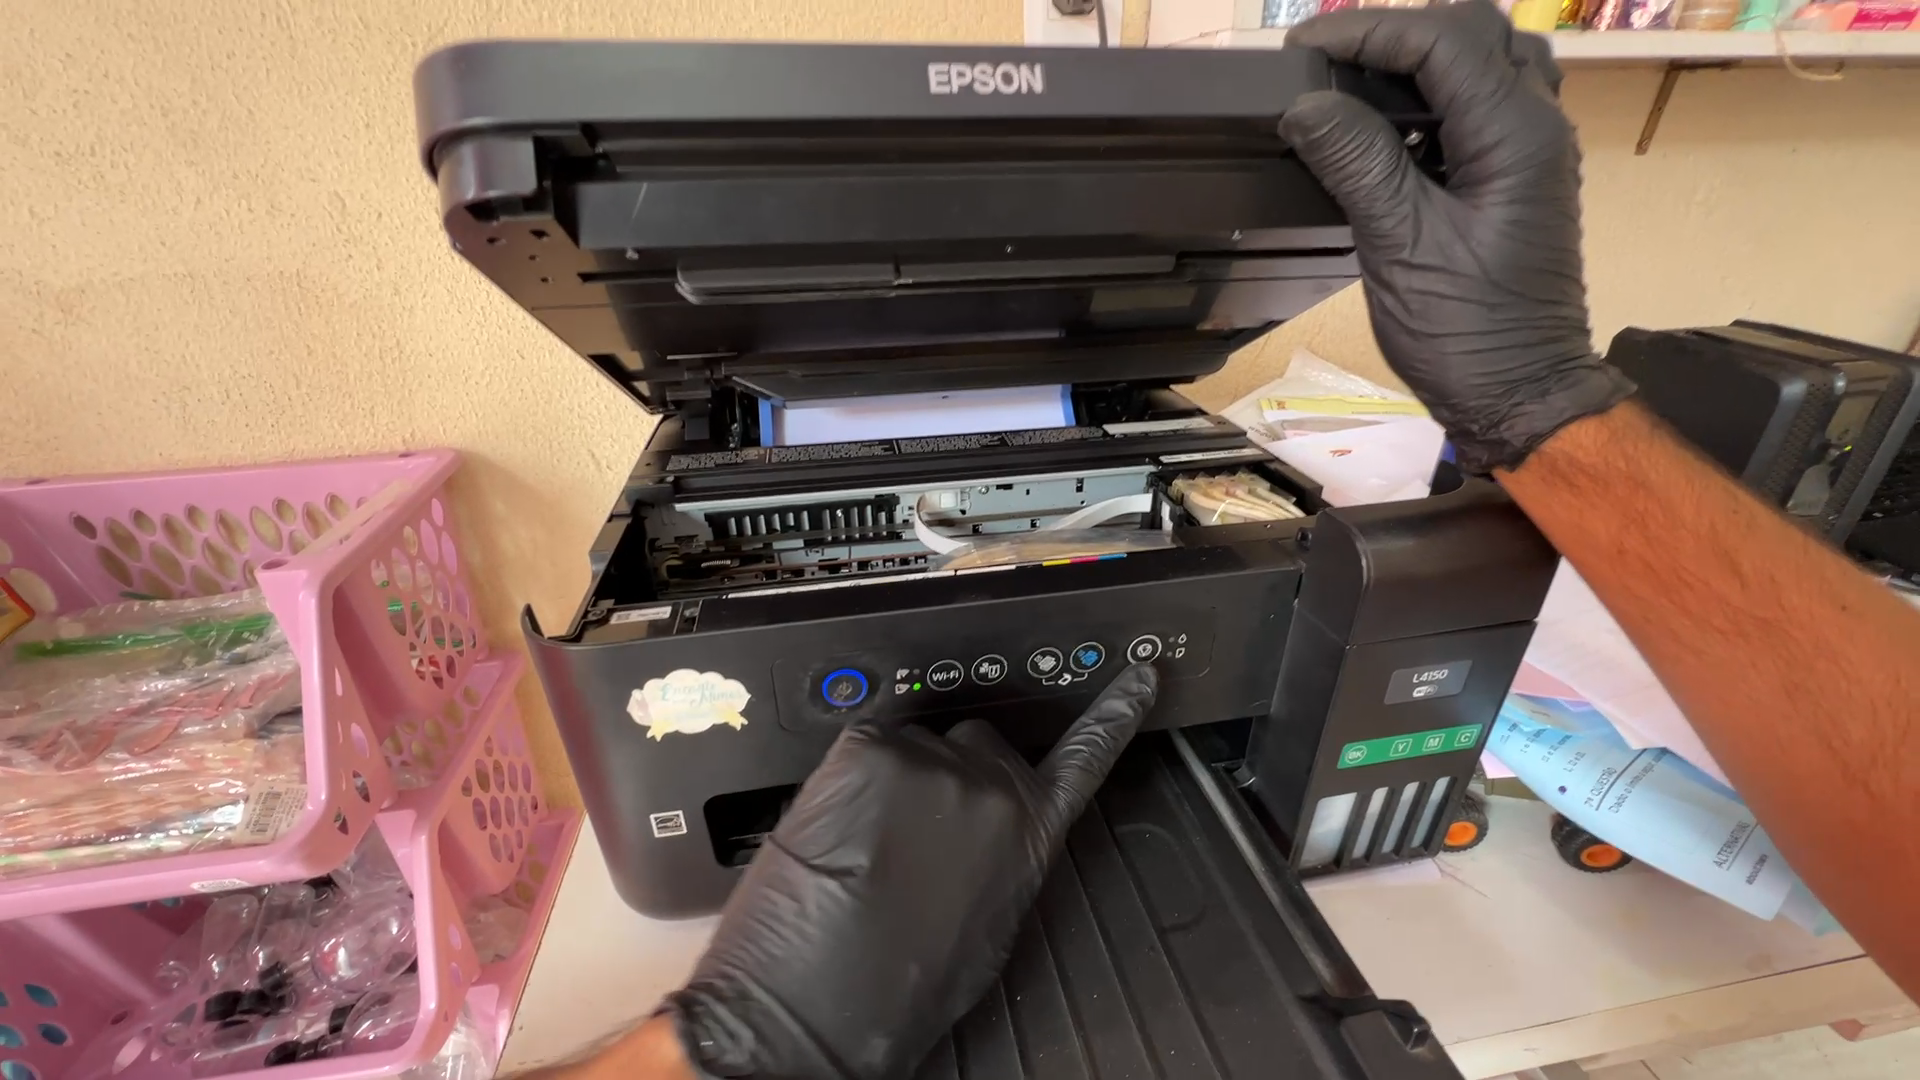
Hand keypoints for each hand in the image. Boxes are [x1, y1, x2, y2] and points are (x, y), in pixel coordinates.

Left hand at [662, 664, 1159, 1079]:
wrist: (811, 1006)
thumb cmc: (899, 986)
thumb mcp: (985, 924)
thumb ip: (1004, 853)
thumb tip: (991, 824)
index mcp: (1027, 831)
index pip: (1085, 755)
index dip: (1114, 712)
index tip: (1137, 675)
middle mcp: (987, 783)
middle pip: (980, 740)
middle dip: (955, 769)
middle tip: (914, 820)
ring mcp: (926, 758)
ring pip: (919, 740)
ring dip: (899, 772)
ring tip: (868, 835)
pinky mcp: (867, 746)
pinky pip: (871, 737)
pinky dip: (857, 768)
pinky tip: (843, 818)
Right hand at [1280, 0, 1633, 473]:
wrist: (1514, 390)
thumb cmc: (1461, 328)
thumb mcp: (1400, 246)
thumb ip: (1358, 166)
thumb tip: (1306, 107)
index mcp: (1514, 135)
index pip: (1445, 41)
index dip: (1368, 33)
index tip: (1299, 49)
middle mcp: (1535, 127)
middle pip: (1477, 35)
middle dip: (1397, 33)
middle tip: (1326, 59)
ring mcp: (1529, 156)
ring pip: (1486, 66)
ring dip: (1421, 60)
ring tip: (1354, 82)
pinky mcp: (1514, 185)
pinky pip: (1481, 111)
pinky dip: (1433, 100)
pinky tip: (1389, 128)